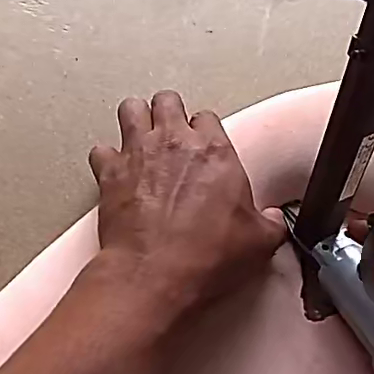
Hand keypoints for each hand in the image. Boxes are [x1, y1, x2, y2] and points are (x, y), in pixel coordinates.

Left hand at [88, 90, 285, 316]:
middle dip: (168, 112)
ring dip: (135, 120)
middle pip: (167, 100)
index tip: (204, 147)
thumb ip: (270, 222)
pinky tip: (113, 171)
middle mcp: (174, 142)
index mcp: (214, 151)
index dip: (204, 131)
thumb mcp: (259, 242)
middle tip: (170, 132)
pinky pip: (100, 150)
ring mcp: (138, 153)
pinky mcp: (110, 173)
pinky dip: (106, 159)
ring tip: (139, 136)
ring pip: (130, 108)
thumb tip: (273, 220)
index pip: (207, 117)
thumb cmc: (204, 256)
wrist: (156, 274)